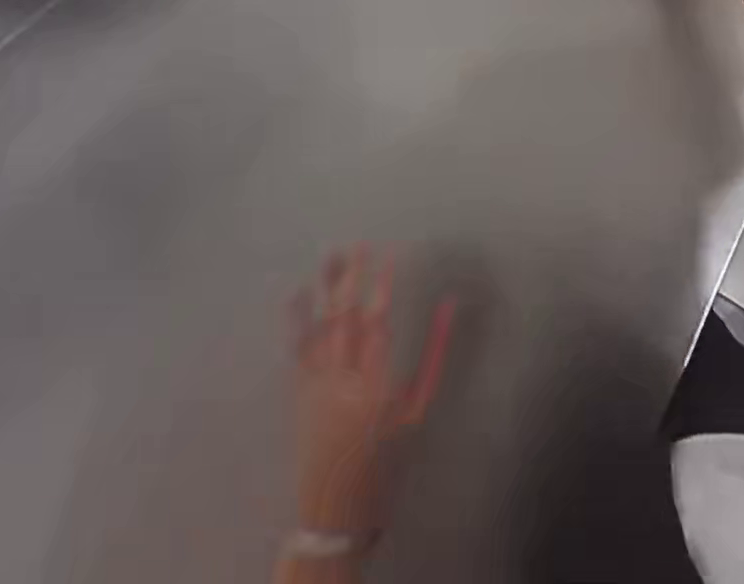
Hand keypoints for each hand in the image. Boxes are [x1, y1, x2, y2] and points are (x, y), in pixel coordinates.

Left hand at [288, 245, 454, 536]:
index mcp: (375, 385)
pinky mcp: (297, 390)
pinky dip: (295, 319)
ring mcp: (314, 384)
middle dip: (352, 278)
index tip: (390, 254)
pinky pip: (294, 349)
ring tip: (333, 254)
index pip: (378, 323)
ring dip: (325, 289)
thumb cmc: (388, 451)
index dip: (383, 286)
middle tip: (360, 244)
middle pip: (345, 318)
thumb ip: (432, 354)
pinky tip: (297, 292)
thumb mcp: (418, 405)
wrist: (337, 500)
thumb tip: (448, 306)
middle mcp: (341, 380)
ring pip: (318, 326)